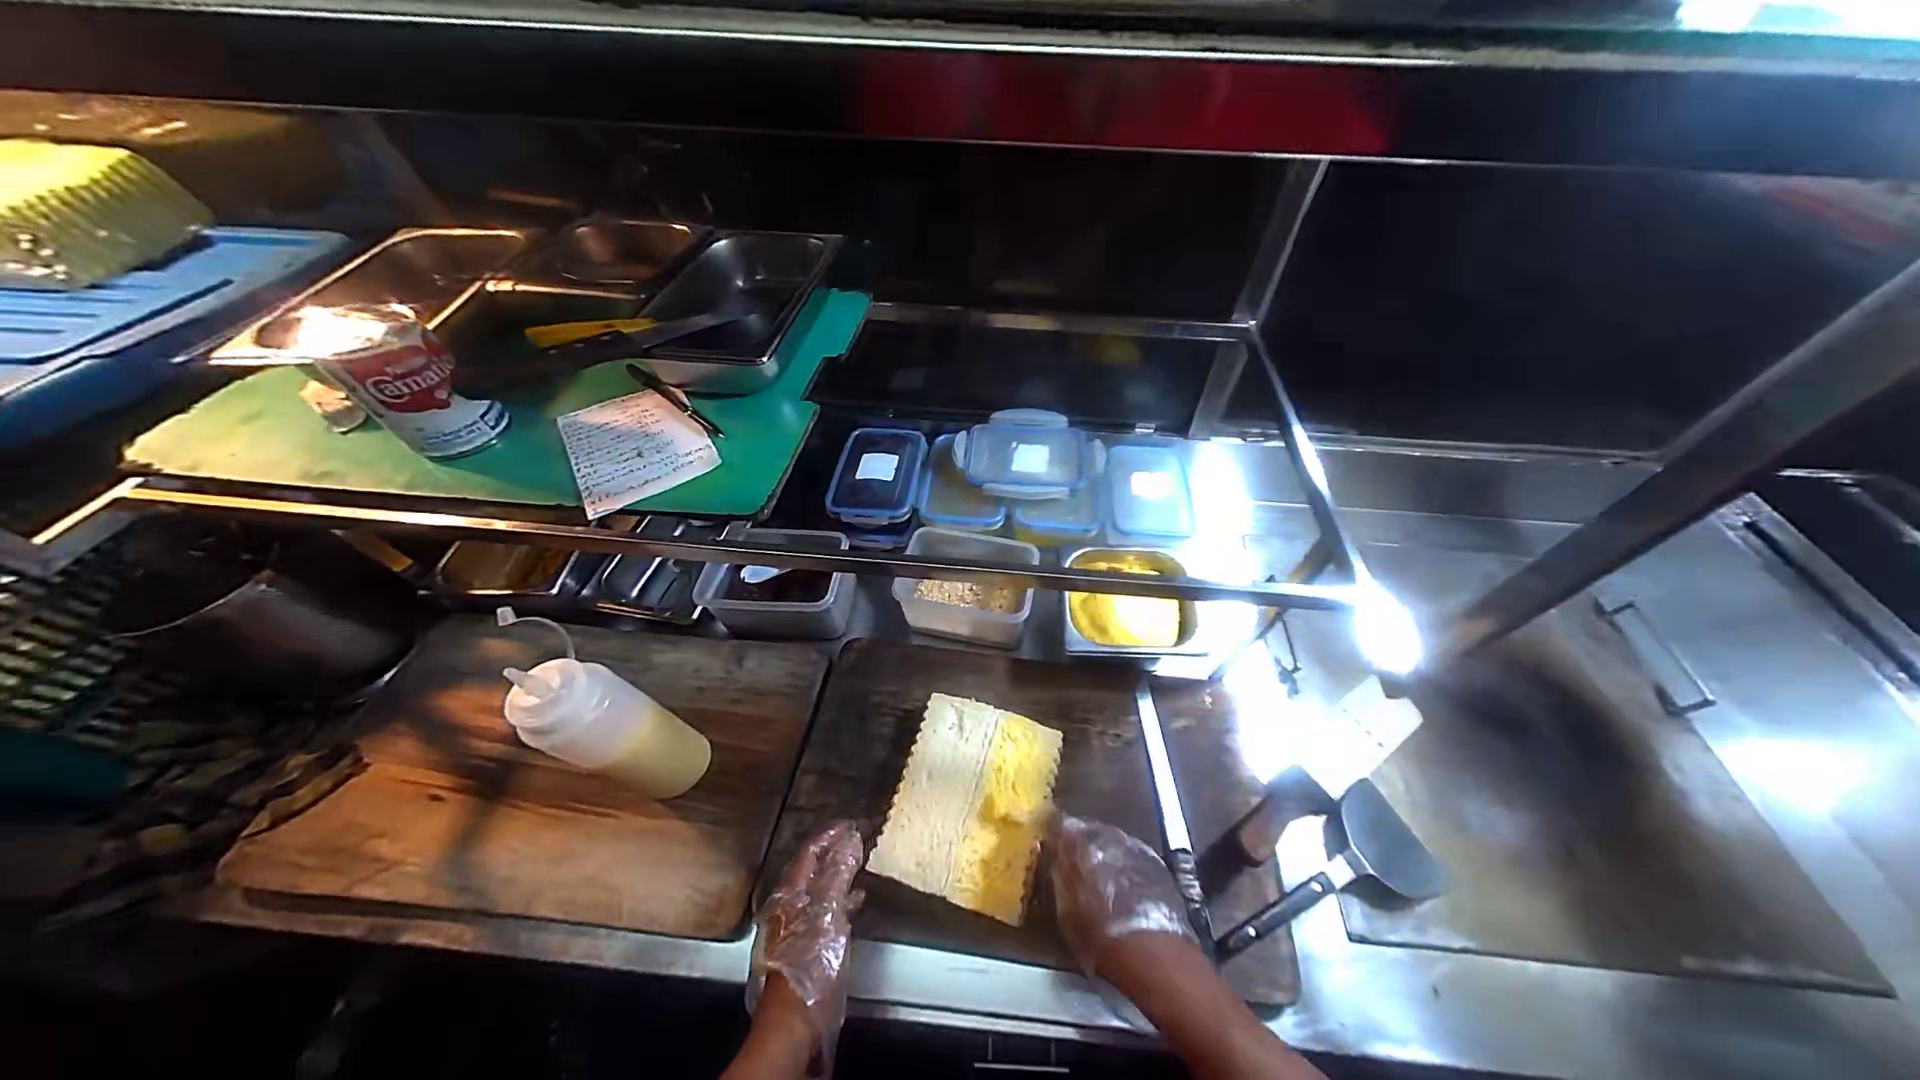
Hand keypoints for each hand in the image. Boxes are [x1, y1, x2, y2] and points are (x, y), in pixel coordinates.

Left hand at [749, 820, 865, 1051]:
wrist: (796, 1024)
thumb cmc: (808, 965)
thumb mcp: (826, 916)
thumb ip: (838, 876)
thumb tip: (851, 840)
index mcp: (789, 896)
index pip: (808, 854)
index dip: (829, 836)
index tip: (851, 824)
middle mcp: (790, 908)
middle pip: (813, 870)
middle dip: (834, 852)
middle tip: (858, 838)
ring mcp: (798, 928)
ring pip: (820, 890)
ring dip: (839, 874)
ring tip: (861, 862)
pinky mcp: (808, 948)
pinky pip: (827, 911)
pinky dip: (842, 899)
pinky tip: (857, 900)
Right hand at [1046, 813, 1195, 978]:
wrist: (1149, 953)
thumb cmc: (1098, 936)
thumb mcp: (1064, 908)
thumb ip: (1057, 874)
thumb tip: (1055, 861)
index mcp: (1078, 842)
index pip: (1059, 824)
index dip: (1055, 836)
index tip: (1051, 846)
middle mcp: (1108, 836)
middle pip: (1089, 831)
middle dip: (1081, 846)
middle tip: (1076, 868)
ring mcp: (1135, 848)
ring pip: (1113, 843)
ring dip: (1106, 856)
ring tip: (1102, 882)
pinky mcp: (1158, 864)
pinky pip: (1135, 858)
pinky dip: (1127, 868)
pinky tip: (1126, 891)